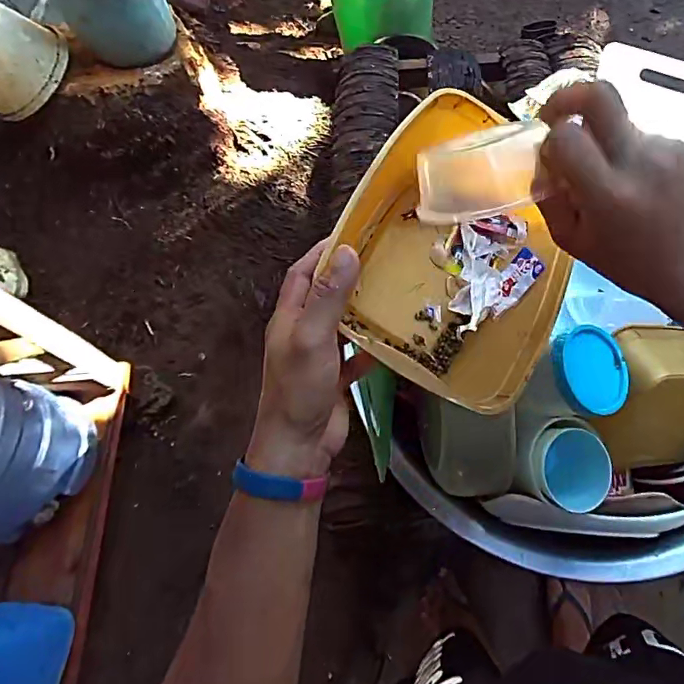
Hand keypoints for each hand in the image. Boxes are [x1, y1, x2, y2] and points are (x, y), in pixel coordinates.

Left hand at [248, 238, 370, 480]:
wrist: (298, 448)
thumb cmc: (299, 389)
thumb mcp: (313, 337)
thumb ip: (329, 297)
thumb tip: (347, 252)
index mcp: (289, 318)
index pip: (303, 273)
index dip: (323, 251)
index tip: (353, 234)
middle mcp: (302, 332)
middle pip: (325, 294)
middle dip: (348, 275)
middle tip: (382, 259)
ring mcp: (319, 356)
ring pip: (342, 322)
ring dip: (362, 308)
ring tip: (392, 291)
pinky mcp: (335, 377)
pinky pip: (356, 353)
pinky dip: (372, 345)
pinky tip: (393, 339)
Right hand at [535, 80, 683, 304]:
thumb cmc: (621, 259)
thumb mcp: (569, 238)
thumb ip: (548, 194)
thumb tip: (544, 154)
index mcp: (609, 194)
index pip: (566, 136)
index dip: (550, 138)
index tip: (549, 153)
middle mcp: (639, 162)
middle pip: (599, 95)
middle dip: (568, 96)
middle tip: (556, 115)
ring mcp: (662, 148)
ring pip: (615, 119)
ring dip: (599, 137)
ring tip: (606, 173)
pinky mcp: (677, 144)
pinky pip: (634, 132)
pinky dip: (623, 148)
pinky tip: (631, 178)